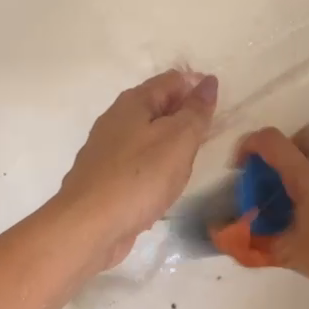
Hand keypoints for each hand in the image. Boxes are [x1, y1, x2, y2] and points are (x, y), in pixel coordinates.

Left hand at [56, 69, 218, 267]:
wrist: (89, 226)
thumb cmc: (138, 179)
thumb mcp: (178, 140)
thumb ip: (195, 113)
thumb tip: (208, 83)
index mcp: (133, 103)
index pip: (171, 81)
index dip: (196, 88)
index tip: (218, 109)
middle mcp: (115, 122)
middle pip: (155, 109)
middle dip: (182, 118)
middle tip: (207, 138)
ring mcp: (106, 154)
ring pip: (144, 141)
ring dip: (167, 147)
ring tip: (187, 165)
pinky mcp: (104, 183)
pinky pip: (135, 168)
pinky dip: (152, 171)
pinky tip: (161, 189)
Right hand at [235, 126, 308, 300]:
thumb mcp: (287, 253)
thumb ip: (255, 243)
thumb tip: (225, 239)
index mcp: (307, 176)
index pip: (272, 141)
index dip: (248, 146)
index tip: (239, 168)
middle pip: (304, 135)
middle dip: (283, 149)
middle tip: (271, 178)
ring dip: (301, 168)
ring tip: (289, 202)